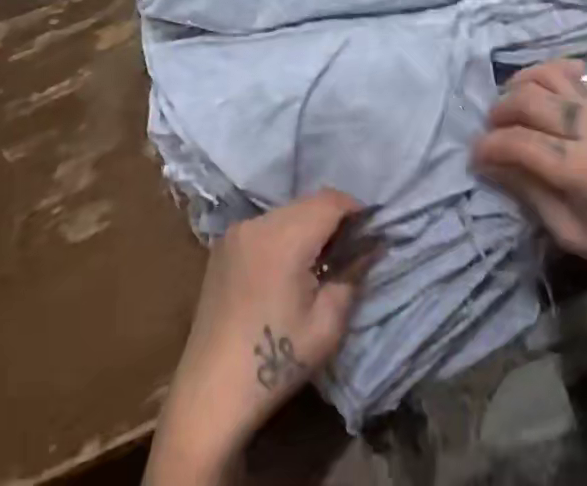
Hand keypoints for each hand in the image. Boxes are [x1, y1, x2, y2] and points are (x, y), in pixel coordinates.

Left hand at [146, 190, 371, 484]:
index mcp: (282, 238)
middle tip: (350, 250)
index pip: (329, 201)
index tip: (372, 232)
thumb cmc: (278, 359)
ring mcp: (235, 232)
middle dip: (332, 218)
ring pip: (284, 212)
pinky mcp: (222, 246)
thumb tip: (371, 246)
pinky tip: (289, 267)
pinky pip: (264, 226)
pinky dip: (284, 234)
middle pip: (305, 203)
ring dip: (307, 225)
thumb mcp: (327, 324)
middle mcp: (255, 224)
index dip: (356, 210)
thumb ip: (351, 275)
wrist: (214, 385)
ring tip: (321, 261)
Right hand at [472, 58, 586, 297]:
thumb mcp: (568, 233)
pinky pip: (571, 73)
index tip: (475, 158)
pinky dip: (546, 75)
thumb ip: (526, 190)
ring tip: (509, 109)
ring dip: (518, 88)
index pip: (519, 142)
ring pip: (548, 75)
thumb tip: (488, 163)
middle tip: (491, 133)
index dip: (488, 147)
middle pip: (528, 99)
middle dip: (498, 113)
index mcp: (584, 171)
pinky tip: (536, 93)